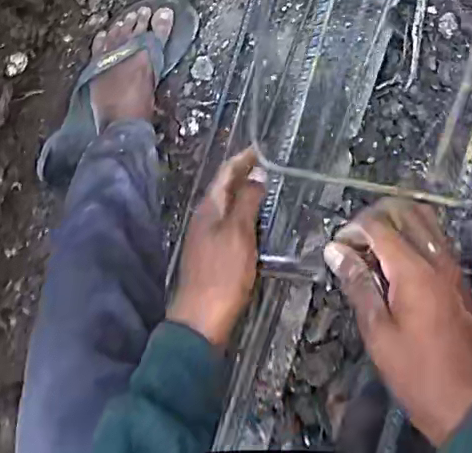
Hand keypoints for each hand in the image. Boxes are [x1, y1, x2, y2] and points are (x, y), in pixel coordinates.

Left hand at [166, 148, 267, 348]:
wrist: (201, 322)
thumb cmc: (222, 274)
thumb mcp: (239, 233)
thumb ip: (248, 202)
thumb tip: (257, 174)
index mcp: (209, 208)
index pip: (226, 172)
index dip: (243, 158)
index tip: (262, 147)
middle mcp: (204, 217)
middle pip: (226, 187)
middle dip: (246, 174)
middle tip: (270, 166)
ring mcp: (206, 237)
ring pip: (228, 206)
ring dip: (246, 194)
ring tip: (269, 189)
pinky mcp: (212, 255)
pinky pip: (230, 224)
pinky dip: (244, 215)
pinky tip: (258, 222)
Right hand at [324, 199, 471, 446]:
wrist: (471, 402)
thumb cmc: (421, 376)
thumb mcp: (379, 335)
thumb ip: (358, 285)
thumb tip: (336, 252)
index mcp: (413, 270)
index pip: (378, 225)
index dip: (352, 228)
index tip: (338, 246)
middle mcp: (435, 257)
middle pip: (402, 210)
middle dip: (373, 216)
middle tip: (353, 240)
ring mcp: (450, 263)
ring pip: (422, 215)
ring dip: (394, 219)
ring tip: (373, 246)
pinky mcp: (457, 273)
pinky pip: (433, 233)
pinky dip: (412, 231)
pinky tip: (396, 257)